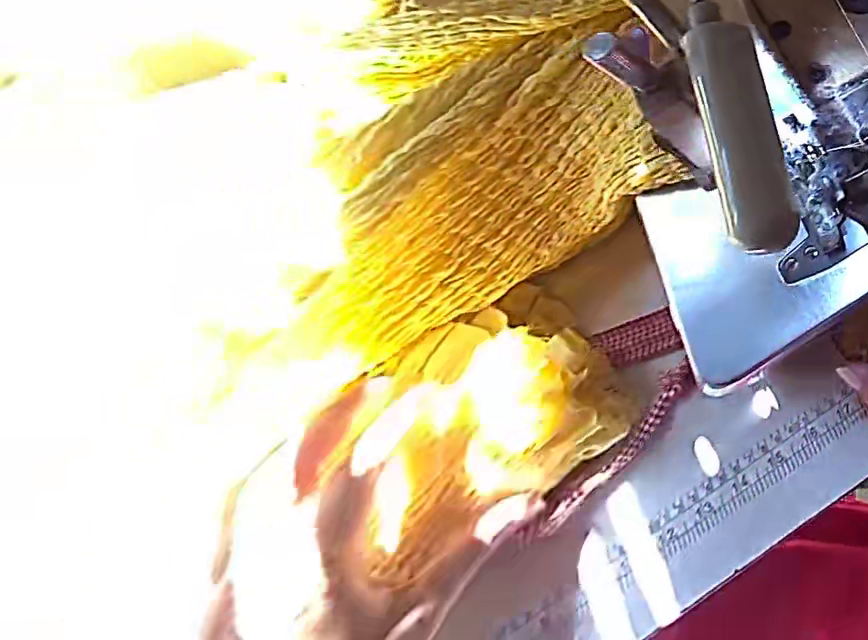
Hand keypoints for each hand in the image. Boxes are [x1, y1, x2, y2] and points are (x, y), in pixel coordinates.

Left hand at [202, 381, 534, 639]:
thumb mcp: (417, 621)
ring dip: (285, 442)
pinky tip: (265, 475)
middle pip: (287, 467)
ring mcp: (222, 579)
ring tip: (322, 415)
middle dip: (334, 416)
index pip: (356, 471)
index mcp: (317, 561)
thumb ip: (468, 557)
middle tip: (376, 384)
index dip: (392, 424)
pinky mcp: (203, 597)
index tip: (427, 393)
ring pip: (239, 490)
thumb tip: (532, 500)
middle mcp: (261, 561)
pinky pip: (214, 523)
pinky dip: (243, 484)